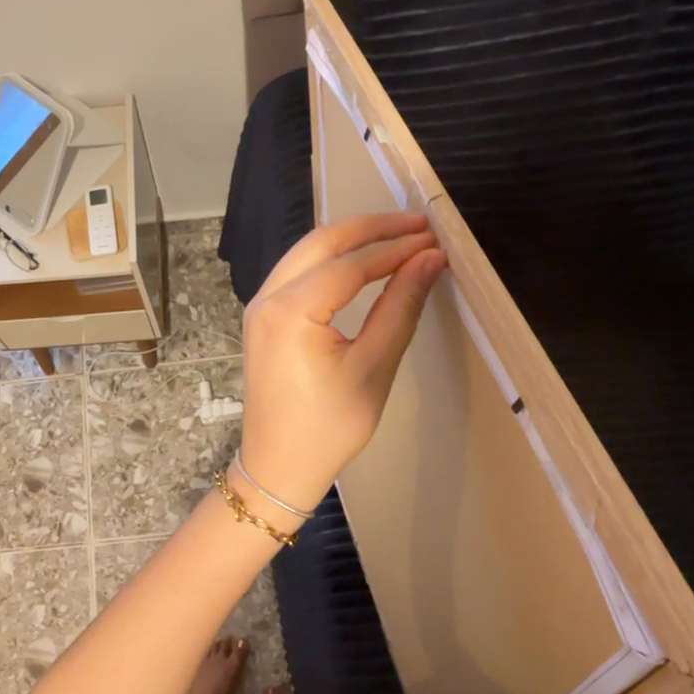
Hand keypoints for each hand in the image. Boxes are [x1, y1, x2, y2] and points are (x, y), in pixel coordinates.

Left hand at [238, 213, 447, 513]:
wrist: (278, 467)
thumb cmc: (328, 427)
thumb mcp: (373, 367)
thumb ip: (400, 307)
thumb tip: (429, 260)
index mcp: (291, 312)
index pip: (350, 264)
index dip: (395, 248)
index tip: (434, 239)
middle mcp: (267, 299)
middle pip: (321, 244)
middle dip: (370, 229)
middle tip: (417, 226)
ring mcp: (258, 308)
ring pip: (305, 254)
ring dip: (348, 241)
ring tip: (396, 238)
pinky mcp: (261, 320)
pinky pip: (296, 274)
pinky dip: (329, 262)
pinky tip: (359, 264)